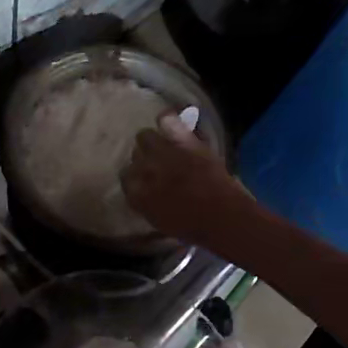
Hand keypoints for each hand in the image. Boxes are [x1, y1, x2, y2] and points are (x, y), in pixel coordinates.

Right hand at [121, 113, 254, 248]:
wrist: (222, 216)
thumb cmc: (194, 227)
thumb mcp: (161, 222)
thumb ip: (147, 204)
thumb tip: (146, 193)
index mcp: (136, 195)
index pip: (125, 178)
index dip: (137, 179)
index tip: (146, 182)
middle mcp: (143, 171)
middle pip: (134, 156)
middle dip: (145, 160)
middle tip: (159, 166)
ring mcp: (163, 153)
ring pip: (145, 137)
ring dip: (153, 142)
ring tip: (165, 147)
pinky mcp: (183, 141)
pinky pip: (167, 120)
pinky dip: (168, 120)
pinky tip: (171, 124)